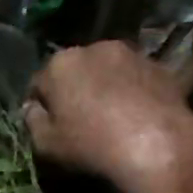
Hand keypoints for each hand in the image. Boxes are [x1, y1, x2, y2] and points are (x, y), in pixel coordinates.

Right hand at [25, 41, 192, 192]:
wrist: (155, 144)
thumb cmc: (89, 144)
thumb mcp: (44, 143)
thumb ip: (32, 121)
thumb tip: (33, 108)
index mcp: (59, 64)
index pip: (38, 83)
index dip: (39, 105)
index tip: (46, 124)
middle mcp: (94, 48)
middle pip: (74, 71)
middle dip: (72, 90)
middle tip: (77, 120)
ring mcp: (130, 53)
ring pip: (106, 71)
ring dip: (103, 87)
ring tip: (109, 116)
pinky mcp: (159, 65)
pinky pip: (134, 78)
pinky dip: (130, 90)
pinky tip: (133, 114)